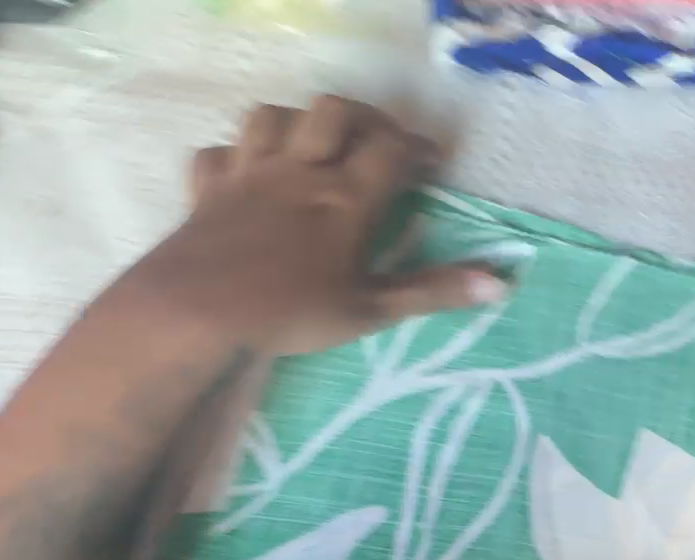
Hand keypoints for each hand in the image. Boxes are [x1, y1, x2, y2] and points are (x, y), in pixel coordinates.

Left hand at [125, 96, 503, 357]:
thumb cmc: (294, 312)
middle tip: (385, 143)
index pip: (389, 150)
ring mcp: (247, 173)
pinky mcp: (207, 187)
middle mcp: (298, 171)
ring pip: (272, 117)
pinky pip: (221, 151)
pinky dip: (242, 154)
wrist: (194, 310)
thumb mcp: (376, 309)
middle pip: (332, 112)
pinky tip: (256, 173)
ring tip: (322, 147)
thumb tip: (500, 284)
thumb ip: (435, 290)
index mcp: (346, 198)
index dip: (417, 148)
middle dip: (366, 118)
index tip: (435, 162)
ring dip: (302, 122)